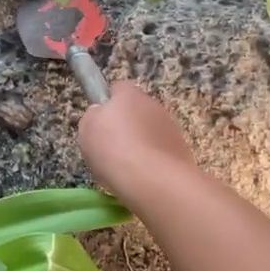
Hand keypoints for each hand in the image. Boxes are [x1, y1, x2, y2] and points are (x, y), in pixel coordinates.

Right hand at [77, 81, 199, 200]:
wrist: (155, 181)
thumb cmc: (114, 149)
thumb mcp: (86, 130)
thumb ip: (93, 116)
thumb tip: (100, 114)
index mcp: (128, 94)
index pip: (118, 89)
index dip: (108, 104)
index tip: (101, 123)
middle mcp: (153, 105)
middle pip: (136, 111)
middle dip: (127, 126)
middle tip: (112, 148)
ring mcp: (171, 128)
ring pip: (151, 133)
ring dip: (142, 145)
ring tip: (128, 169)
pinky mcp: (183, 152)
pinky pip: (162, 153)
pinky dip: (154, 163)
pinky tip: (144, 179)